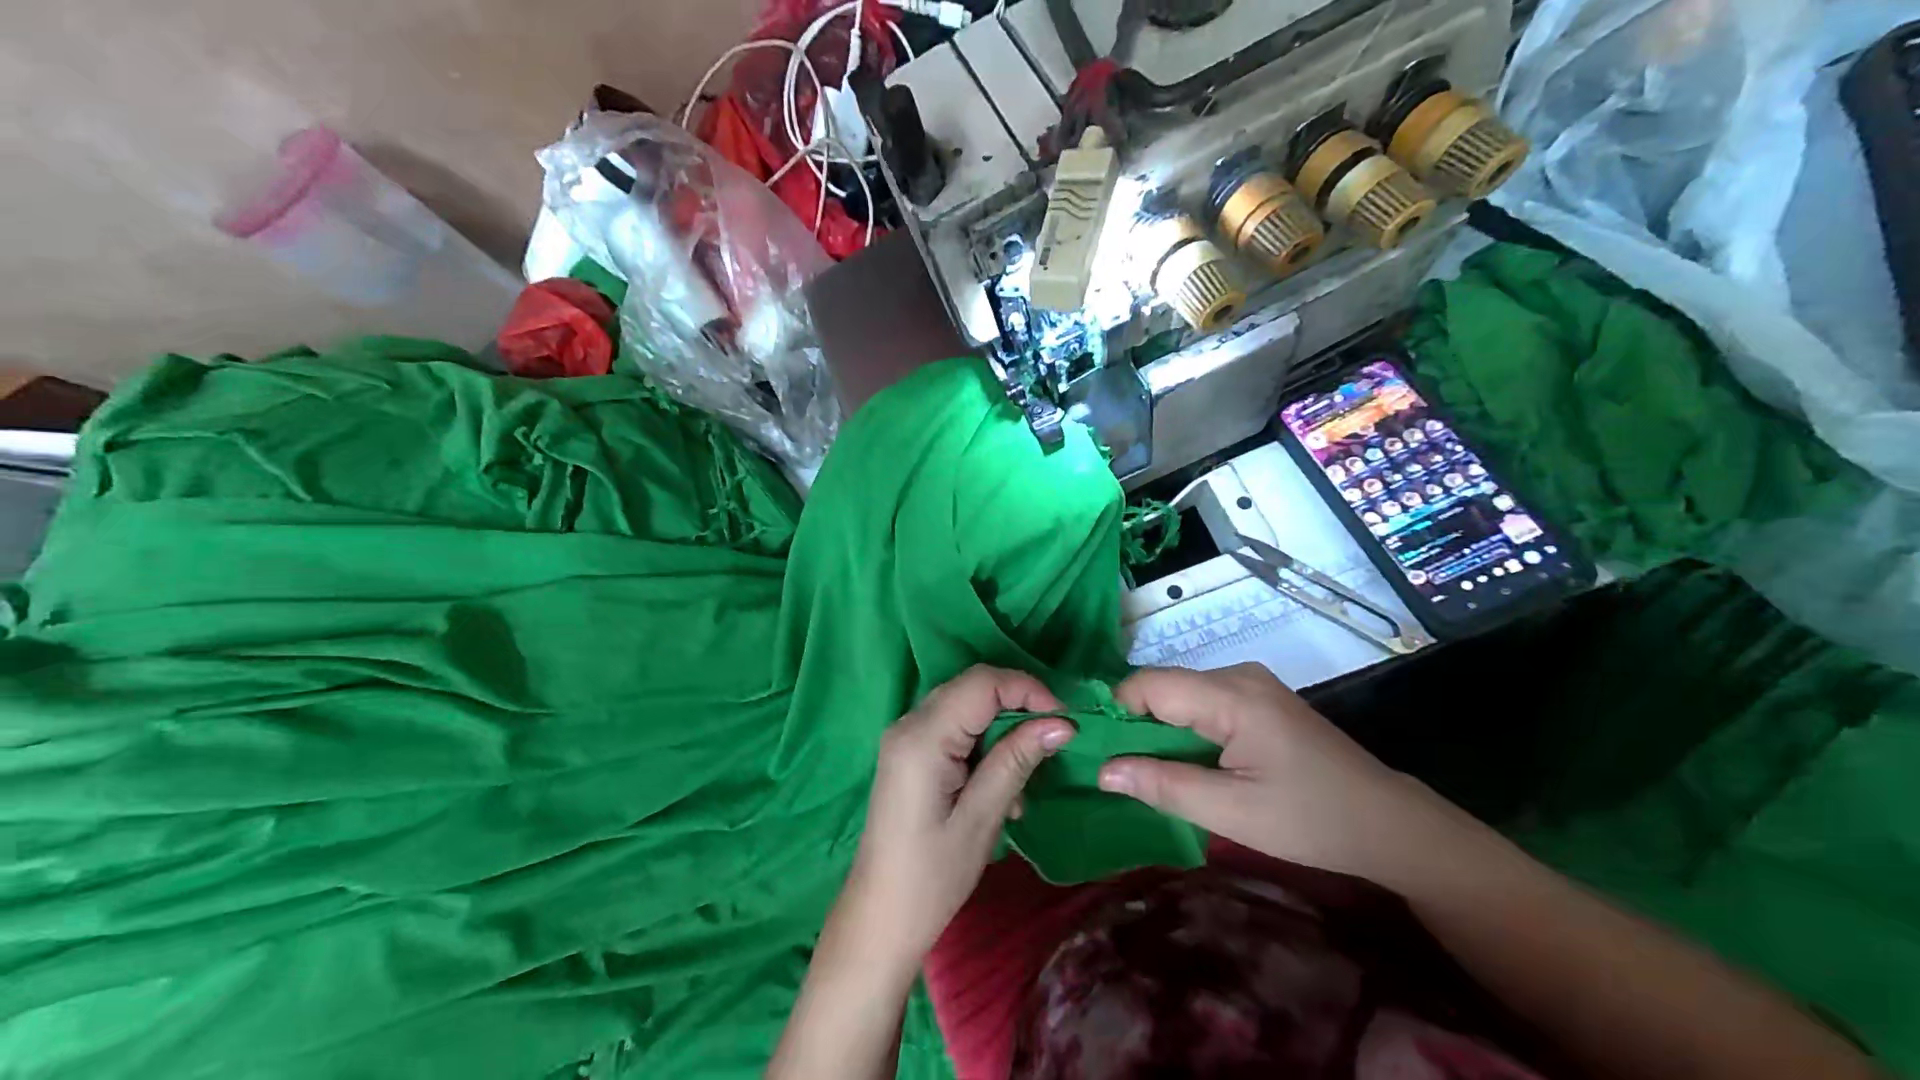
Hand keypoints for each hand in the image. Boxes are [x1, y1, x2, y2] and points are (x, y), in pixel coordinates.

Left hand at [837, 665, 1075, 972]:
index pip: (982, 683)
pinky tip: (1001, 789)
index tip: (1065, 721)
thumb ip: (1016, 761)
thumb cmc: (932, 876)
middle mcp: (909, 724)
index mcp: (922, 737)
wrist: (880, 917)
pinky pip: (954, 728)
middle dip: (1019, 705)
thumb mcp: (981, 818)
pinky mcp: (910, 754)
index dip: (1027, 689)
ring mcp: (905, 738)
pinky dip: (985, 745)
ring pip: (966, 706)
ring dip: (1003, 729)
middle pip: (973, 688)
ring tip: (1026, 779)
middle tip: (1054, 741)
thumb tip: (1061, 723)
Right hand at [1096, 663, 1497, 887]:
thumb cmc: (1312, 820)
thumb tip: (1101, 770)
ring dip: (1158, 729)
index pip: (1148, 685)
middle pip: (1162, 686)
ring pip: (1179, 695)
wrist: (1390, 825)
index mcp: (1231, 695)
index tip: (1093, 751)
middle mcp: (1237, 675)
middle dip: (1134, 724)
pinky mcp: (1257, 699)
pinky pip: (1201, 703)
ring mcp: (1250, 684)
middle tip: (1116, 769)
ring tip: (1145, 770)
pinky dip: (1183, 730)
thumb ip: (1163, 785)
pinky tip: (1184, 763)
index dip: (1114, 713)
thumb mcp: (1232, 812)